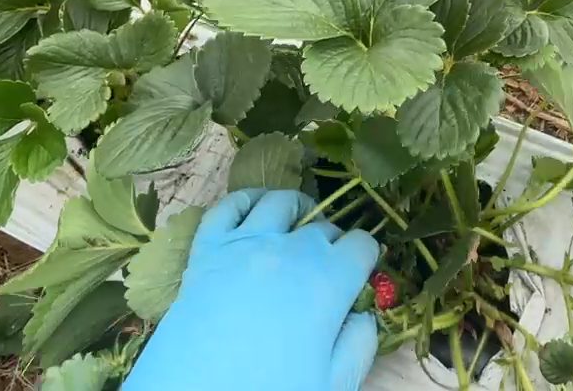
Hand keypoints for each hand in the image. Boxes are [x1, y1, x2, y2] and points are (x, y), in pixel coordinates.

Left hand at [122, 189, 381, 390]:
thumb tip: (364, 314)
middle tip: (325, 267)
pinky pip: (228, 207)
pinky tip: (253, 210)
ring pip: (280, 201)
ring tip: (296, 224)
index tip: (358, 276)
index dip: (365, 258)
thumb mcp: (332, 385)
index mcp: (328, 279)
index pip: (362, 245)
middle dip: (332, 242)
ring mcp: (246, 243)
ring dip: (296, 209)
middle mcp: (292, 249)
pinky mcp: (207, 249)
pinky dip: (245, 201)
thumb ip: (360, 345)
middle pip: (323, 226)